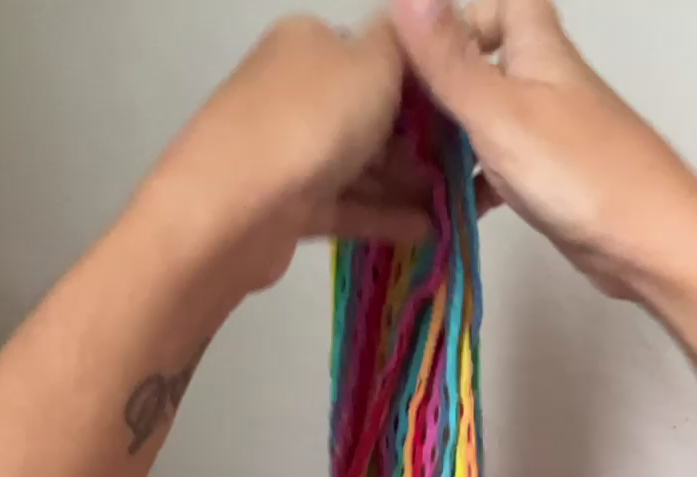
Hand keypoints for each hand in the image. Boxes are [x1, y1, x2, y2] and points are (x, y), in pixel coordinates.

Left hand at [137, 16, 435, 293]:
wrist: (232, 210)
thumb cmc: (310, 124)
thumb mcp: (373, 63)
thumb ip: (405, 45)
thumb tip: (419, 26)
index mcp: (311, 45)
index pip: (379, 58)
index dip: (425, 88)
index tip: (464, 118)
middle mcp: (297, 92)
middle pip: (371, 117)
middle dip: (419, 144)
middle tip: (463, 171)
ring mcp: (289, 152)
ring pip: (359, 166)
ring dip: (405, 185)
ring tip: (451, 207)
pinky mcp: (288, 206)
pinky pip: (344, 207)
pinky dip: (381, 216)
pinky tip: (424, 231)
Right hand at [390, 0, 696, 299]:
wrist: (648, 242)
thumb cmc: (577, 171)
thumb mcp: (500, 112)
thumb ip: (451, 62)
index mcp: (537, 50)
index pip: (500, 3)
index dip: (460, 16)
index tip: (416, 55)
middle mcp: (544, 84)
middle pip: (484, 64)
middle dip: (438, 88)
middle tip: (393, 125)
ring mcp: (548, 135)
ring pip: (487, 122)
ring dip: (450, 141)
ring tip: (405, 172)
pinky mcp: (549, 181)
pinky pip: (500, 170)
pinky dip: (473, 184)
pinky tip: (446, 209)